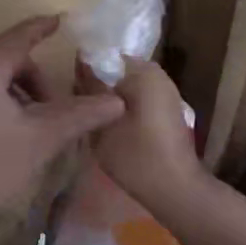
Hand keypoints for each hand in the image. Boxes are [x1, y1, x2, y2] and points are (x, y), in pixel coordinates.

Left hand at [0, 16, 124, 242]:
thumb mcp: (39, 140)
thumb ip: (80, 116)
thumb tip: (117, 103)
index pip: (21, 35)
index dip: (44, 27)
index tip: (63, 21)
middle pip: (8, 58)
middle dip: (36, 78)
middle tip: (56, 109)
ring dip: (19, 92)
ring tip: (35, 127)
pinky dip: (0, 101)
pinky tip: (9, 135)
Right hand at [85, 58, 205, 204]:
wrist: (175, 188)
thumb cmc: (136, 155)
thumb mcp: (104, 123)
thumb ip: (92, 89)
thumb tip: (82, 64)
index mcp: (144, 71)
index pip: (106, 57)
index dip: (85, 70)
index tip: (70, 88)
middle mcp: (159, 75)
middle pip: (118, 72)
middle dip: (98, 85)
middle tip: (76, 105)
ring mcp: (167, 93)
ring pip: (129, 87)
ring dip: (111, 99)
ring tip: (90, 118)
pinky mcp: (169, 112)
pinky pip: (140, 100)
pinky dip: (125, 109)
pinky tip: (111, 127)